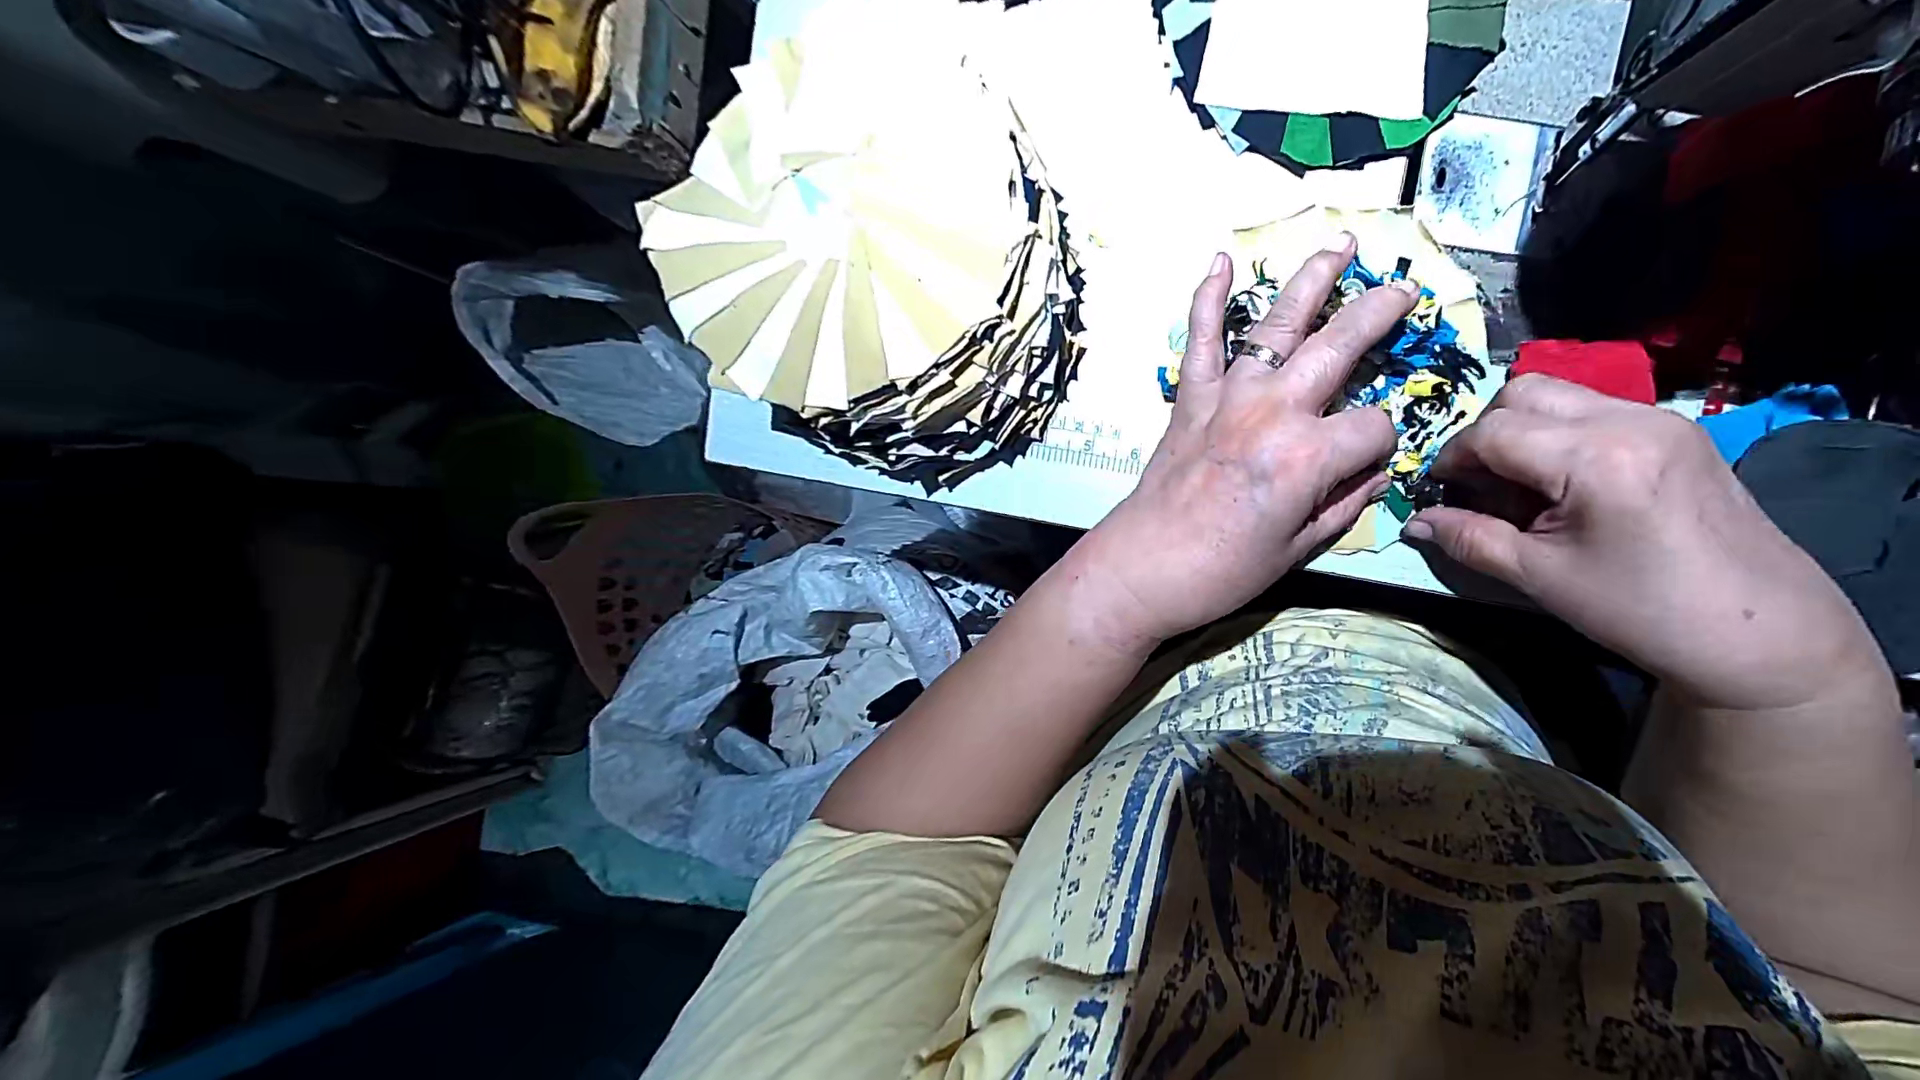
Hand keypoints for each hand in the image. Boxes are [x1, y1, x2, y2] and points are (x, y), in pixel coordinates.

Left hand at [1064, 238, 1416, 650]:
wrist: (1141, 567)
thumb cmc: (1222, 570)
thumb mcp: (1300, 548)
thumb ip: (1345, 502)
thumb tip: (1374, 471)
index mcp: (1310, 455)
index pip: (1375, 427)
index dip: (1378, 445)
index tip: (1362, 465)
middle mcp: (1273, 412)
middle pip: (1340, 345)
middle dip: (1380, 312)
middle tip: (1404, 290)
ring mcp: (1226, 399)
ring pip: (1275, 326)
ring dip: (1310, 281)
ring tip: (1339, 247)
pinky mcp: (1188, 402)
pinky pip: (1199, 341)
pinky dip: (1207, 301)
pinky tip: (1219, 265)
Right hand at [1403, 375, 1889, 711]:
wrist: (1762, 634)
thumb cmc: (1640, 608)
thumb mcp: (1538, 576)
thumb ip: (1468, 539)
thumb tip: (1414, 523)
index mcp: (1597, 457)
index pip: (1492, 431)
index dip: (1451, 459)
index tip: (1438, 493)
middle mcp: (1632, 422)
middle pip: (1523, 393)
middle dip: (1483, 434)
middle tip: (1476, 484)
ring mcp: (1662, 422)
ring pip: (1558, 396)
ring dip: (1520, 431)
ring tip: (1517, 486)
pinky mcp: (1677, 434)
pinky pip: (1593, 411)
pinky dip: (1556, 435)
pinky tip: (1558, 484)